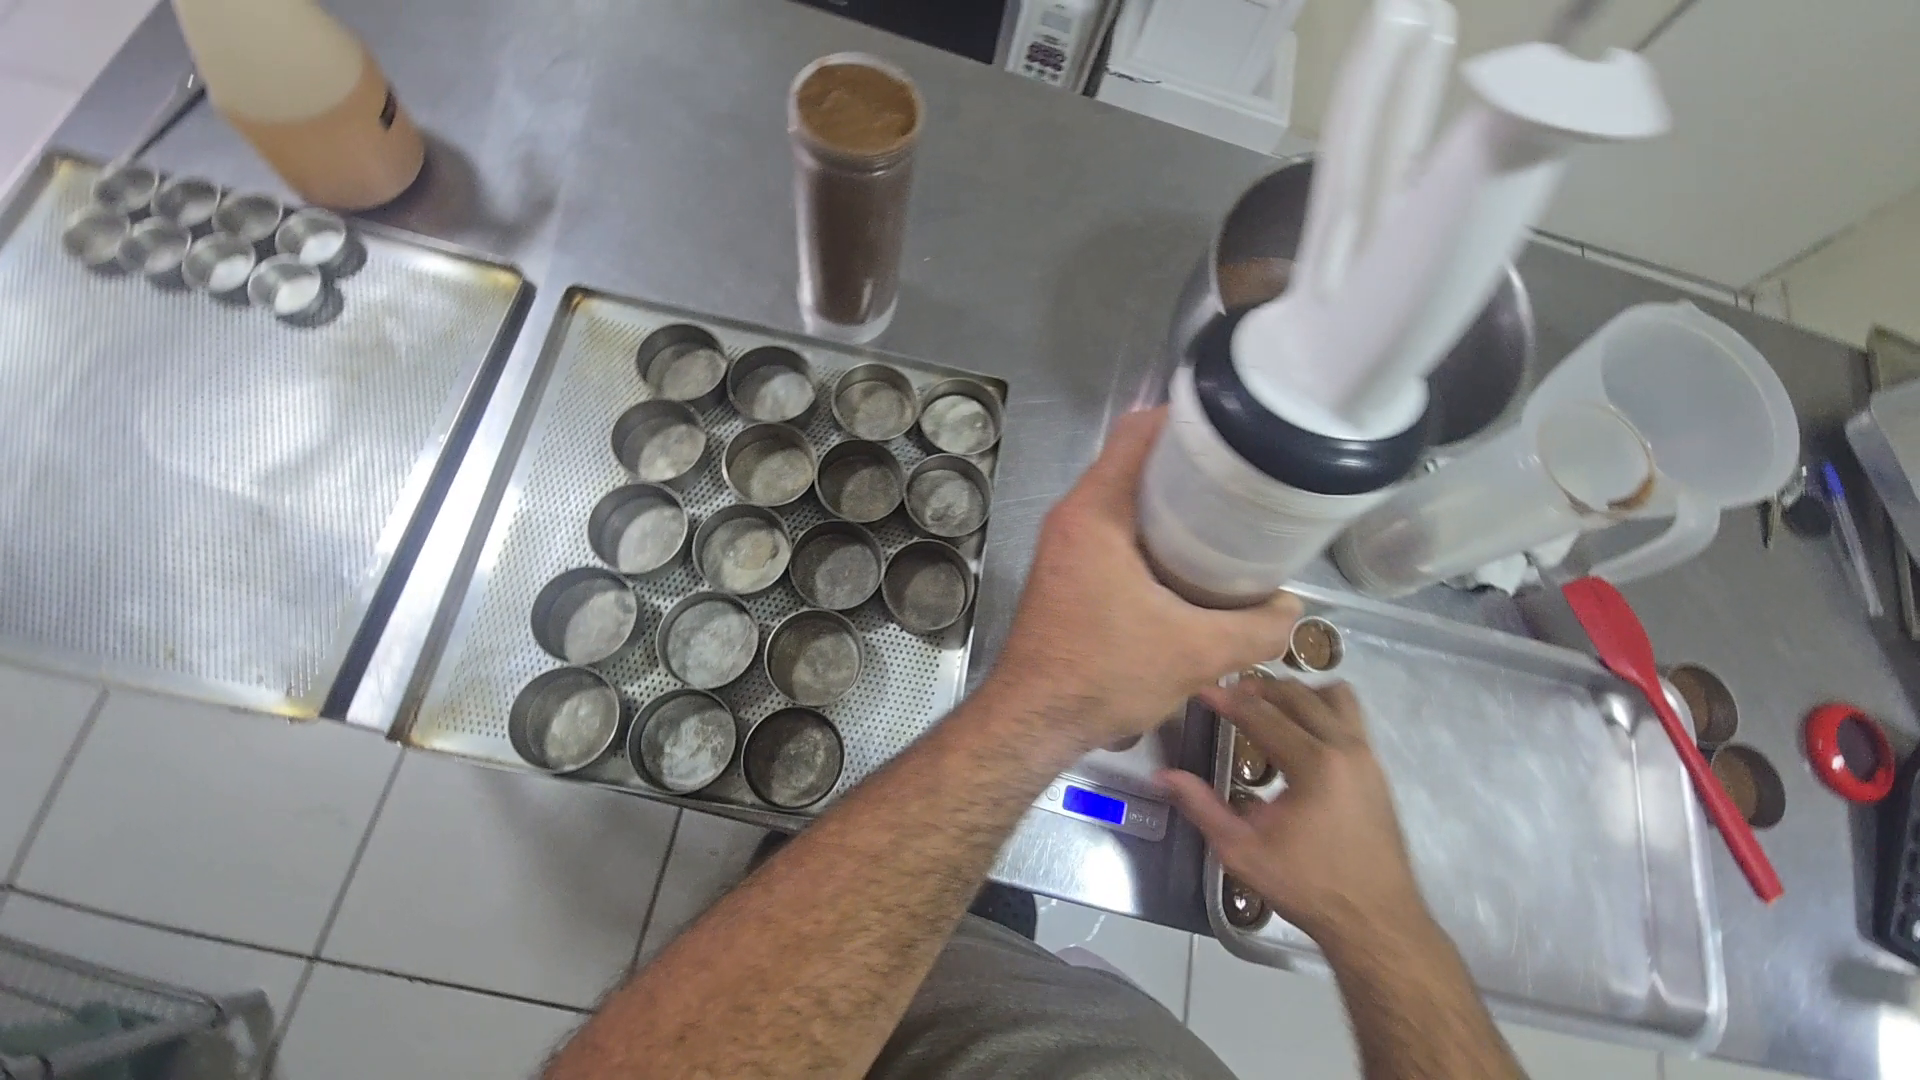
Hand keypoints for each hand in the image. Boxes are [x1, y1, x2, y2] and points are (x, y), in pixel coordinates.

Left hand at [989, 408, 1299, 751]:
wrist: (1034, 720)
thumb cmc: (1104, 675)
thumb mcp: (1196, 653)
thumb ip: (1257, 629)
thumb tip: (1292, 610)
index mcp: (1094, 513)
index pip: (1137, 432)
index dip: (1186, 418)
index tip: (1235, 428)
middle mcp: (1071, 518)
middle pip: (1134, 463)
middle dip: (1190, 465)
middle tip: (1245, 477)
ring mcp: (1064, 546)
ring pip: (1124, 501)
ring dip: (1171, 503)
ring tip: (1228, 515)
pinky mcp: (1066, 573)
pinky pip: (1114, 533)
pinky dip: (1151, 534)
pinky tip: (1191, 561)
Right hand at [1160, 674, 1426, 944]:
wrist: (1377, 922)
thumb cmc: (1306, 886)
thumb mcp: (1241, 851)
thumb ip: (1201, 807)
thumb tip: (1163, 776)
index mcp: (1313, 764)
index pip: (1261, 715)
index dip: (1227, 699)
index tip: (1201, 690)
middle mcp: (1345, 748)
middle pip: (1298, 695)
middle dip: (1259, 689)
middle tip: (1229, 695)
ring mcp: (1367, 756)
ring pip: (1333, 697)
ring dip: (1298, 693)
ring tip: (1268, 707)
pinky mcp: (1377, 769)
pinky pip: (1350, 718)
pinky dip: (1321, 709)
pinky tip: (1299, 732)